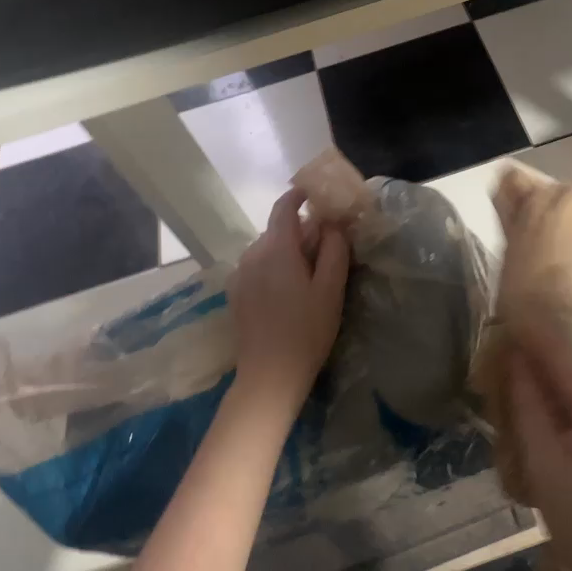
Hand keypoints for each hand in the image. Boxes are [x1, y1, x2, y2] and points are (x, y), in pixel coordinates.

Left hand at [228, 188, 349, 412]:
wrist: (268, 377)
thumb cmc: (306, 331)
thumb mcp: (331, 289)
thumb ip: (335, 249)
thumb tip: (333, 222)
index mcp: (277, 248)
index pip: (284, 207)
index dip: (299, 196)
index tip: (316, 195)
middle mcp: (253, 253)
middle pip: (278, 229)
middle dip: (301, 230)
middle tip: (327, 247)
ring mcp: (240, 274)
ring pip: (268, 248)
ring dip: (287, 250)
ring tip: (309, 274)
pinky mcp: (236, 292)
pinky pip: (258, 266)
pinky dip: (274, 267)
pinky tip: (288, 291)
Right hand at [508, 312, 571, 570]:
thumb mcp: (543, 461)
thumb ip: (526, 404)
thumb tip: (510, 354)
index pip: (566, 348)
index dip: (535, 323)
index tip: (507, 304)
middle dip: (549, 320)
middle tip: (512, 313)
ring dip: (557, 334)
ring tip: (522, 327)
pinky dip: (564, 353)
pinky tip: (539, 357)